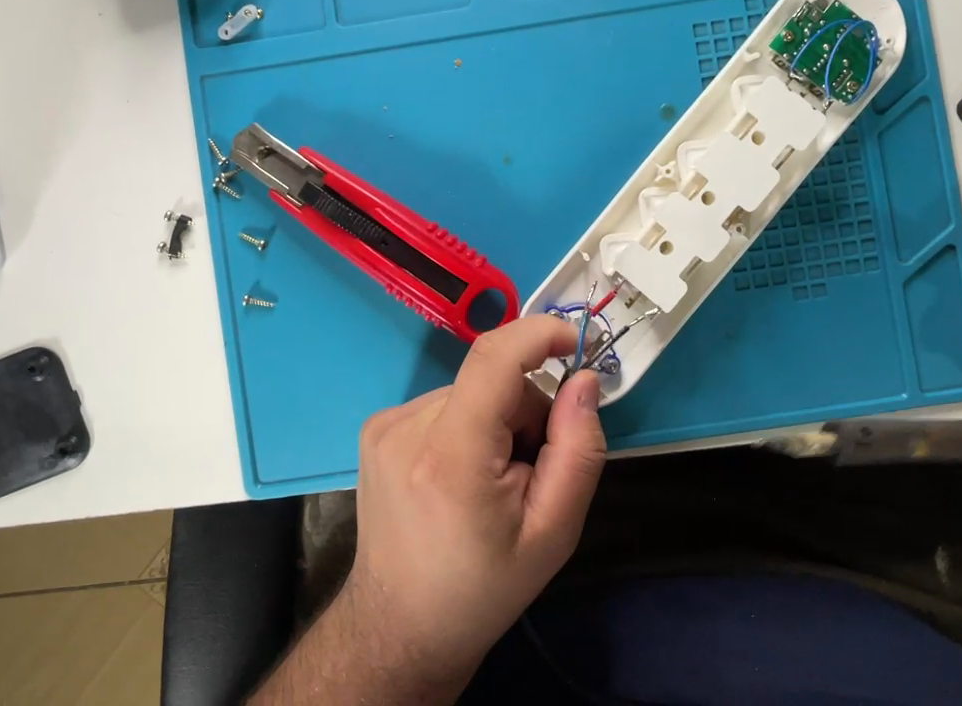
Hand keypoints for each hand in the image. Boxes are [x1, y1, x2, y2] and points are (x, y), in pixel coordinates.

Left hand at [341, 315, 607, 684]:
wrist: (399, 627)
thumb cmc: (483, 588)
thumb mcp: (553, 532)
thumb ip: (578, 450)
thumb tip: (584, 381)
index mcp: (450, 454)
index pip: (494, 358)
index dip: (539, 333)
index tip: (575, 341)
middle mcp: (407, 426)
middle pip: (491, 381)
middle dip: (528, 409)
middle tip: (534, 471)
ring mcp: (385, 425)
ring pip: (471, 393)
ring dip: (498, 421)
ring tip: (493, 484)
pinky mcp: (377, 429)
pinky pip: (445, 405)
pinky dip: (469, 427)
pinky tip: (462, 478)